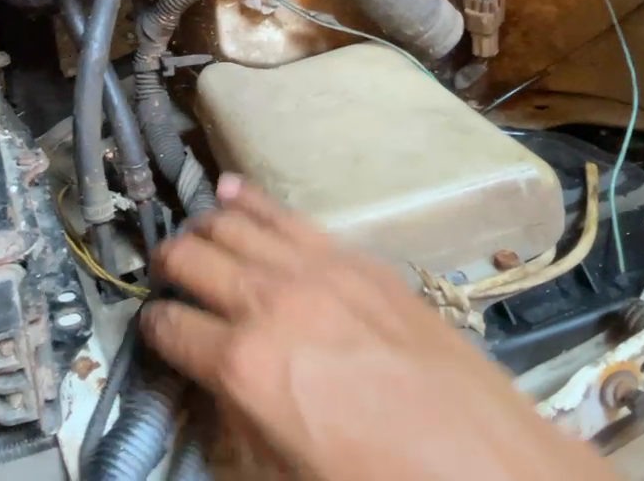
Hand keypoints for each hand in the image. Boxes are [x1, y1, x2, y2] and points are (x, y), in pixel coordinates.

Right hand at [142, 175, 613, 480]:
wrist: (490, 466)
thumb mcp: (287, 472)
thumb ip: (237, 422)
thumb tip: (215, 386)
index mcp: (244, 366)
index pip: (169, 326)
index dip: (153, 326)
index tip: (154, 326)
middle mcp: (265, 301)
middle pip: (189, 257)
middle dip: (167, 266)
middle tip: (166, 275)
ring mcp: (311, 268)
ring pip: (229, 222)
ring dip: (200, 228)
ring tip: (193, 238)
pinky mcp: (350, 254)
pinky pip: (283, 212)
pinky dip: (246, 198)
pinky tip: (226, 191)